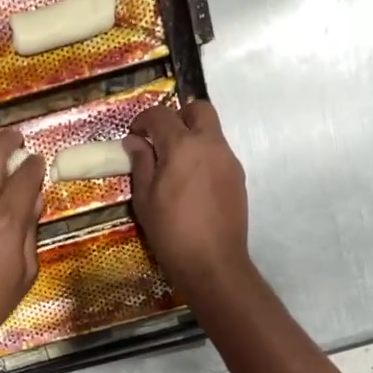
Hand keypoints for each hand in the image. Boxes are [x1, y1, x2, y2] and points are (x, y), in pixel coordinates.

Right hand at [125, 100, 250, 292]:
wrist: (213, 263)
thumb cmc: (171, 233)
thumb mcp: (145, 200)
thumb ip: (141, 164)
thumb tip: (135, 142)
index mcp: (183, 146)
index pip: (161, 115)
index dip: (143, 120)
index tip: (134, 135)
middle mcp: (210, 144)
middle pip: (198, 109)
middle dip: (178, 116)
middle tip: (162, 140)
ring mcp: (228, 160)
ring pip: (212, 131)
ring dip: (193, 137)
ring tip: (176, 166)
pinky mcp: (238, 178)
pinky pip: (220, 154)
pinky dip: (204, 157)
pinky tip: (193, 185)